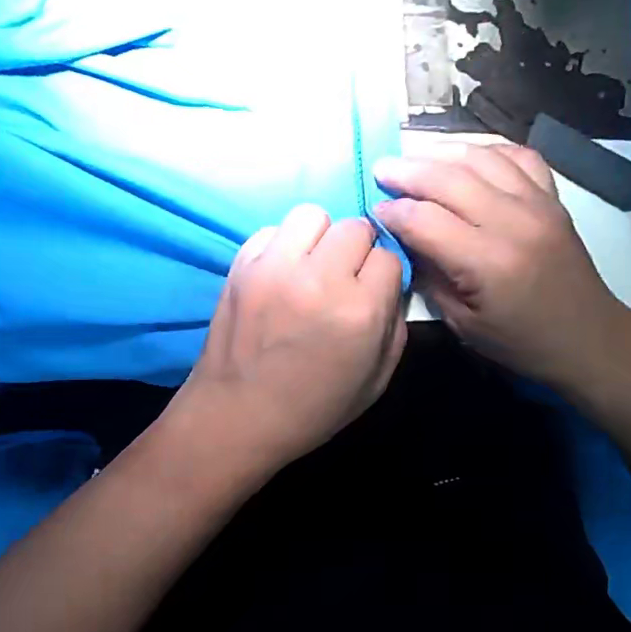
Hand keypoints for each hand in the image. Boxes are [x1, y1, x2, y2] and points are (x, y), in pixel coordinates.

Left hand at [167, 204, 406, 478]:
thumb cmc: (314, 409)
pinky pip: (273, 230)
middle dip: (357, 252)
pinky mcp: (241, 265)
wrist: (237, 416)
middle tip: (342, 279)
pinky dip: (283, 246)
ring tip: (312, 267)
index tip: (370, 295)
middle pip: (355, 228)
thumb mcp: (377, 380)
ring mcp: (275, 267)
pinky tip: (281, 274)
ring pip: (313, 215)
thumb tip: (391, 283)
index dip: (383, 278)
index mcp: (359, 311)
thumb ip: (394, 324)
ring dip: (320, 238)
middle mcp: (319, 279)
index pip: (389, 259)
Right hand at [372, 141, 630, 393]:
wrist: (587, 338)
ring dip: (442, 153)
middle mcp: (513, 223)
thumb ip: (431, 276)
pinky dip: (489, 150)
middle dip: (408, 171)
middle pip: (449, 178)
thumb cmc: (520, 342)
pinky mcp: (553, 199)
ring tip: (416, 159)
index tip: (375, 210)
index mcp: (488, 263)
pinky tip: (468, 157)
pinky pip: (519, 157)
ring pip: (482, 158)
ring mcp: (538, 204)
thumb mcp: (463, 323)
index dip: (394, 212)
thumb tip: (404, 238)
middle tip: (382, 169)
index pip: (426, 219)